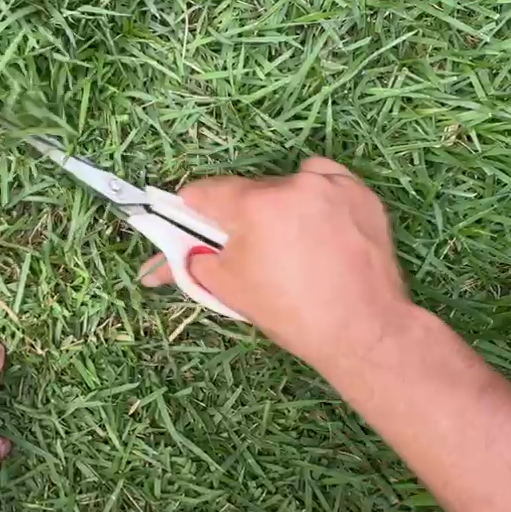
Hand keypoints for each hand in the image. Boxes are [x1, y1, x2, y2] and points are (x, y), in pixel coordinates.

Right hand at [140, 156, 417, 369]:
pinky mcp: (361, 194)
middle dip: (238, 216)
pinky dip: (314, 200)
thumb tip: (149, 272)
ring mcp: (331, 186)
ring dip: (276, 207)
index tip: (192, 226)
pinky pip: (324, 183)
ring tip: (286, 244)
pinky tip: (316, 229)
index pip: (203, 192)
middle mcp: (292, 184)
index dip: (190, 211)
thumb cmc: (288, 310)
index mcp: (253, 204)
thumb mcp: (226, 288)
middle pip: (245, 191)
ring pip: (284, 186)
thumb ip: (187, 265)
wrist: (362, 328)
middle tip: (246, 251)